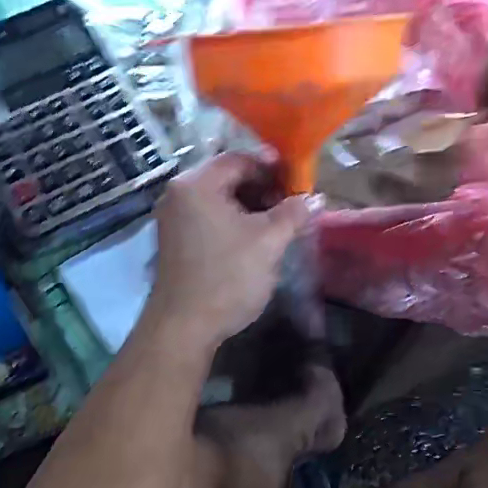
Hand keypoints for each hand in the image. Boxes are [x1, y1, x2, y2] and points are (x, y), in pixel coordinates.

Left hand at [143, 151, 310, 349]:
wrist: (183, 327)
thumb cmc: (227, 277)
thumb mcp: (268, 242)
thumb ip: (293, 214)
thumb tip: (315, 198)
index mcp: (196, 183)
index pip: (241, 160)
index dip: (274, 169)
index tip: (300, 187)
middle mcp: (178, 194)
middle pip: (228, 178)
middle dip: (263, 191)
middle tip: (291, 210)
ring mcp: (172, 219)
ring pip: (220, 201)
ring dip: (250, 210)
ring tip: (277, 229)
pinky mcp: (174, 242)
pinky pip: (209, 220)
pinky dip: (232, 224)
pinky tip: (253, 244)